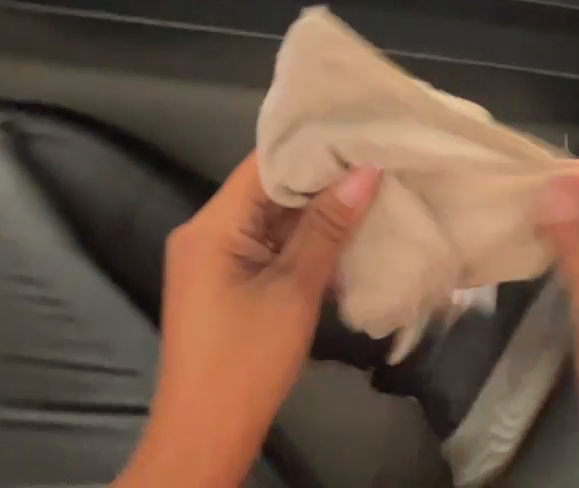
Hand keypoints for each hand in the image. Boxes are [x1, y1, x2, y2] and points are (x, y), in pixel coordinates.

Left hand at [117, 153, 380, 487]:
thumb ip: (328, 227)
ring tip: (371, 190)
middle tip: (376, 161)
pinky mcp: (225, 283)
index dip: (312, 147)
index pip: (264, 164)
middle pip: (268, 189)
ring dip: (315, 213)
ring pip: (271, 218)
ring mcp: (214, 259)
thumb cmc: (246, 363)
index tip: (360, 134)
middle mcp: (206, 232)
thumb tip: (367, 170)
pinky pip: (267, 245)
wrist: (202, 444)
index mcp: (211, 225)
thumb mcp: (294, 291)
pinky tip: (344, 235)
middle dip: (321, 180)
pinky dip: (301, 241)